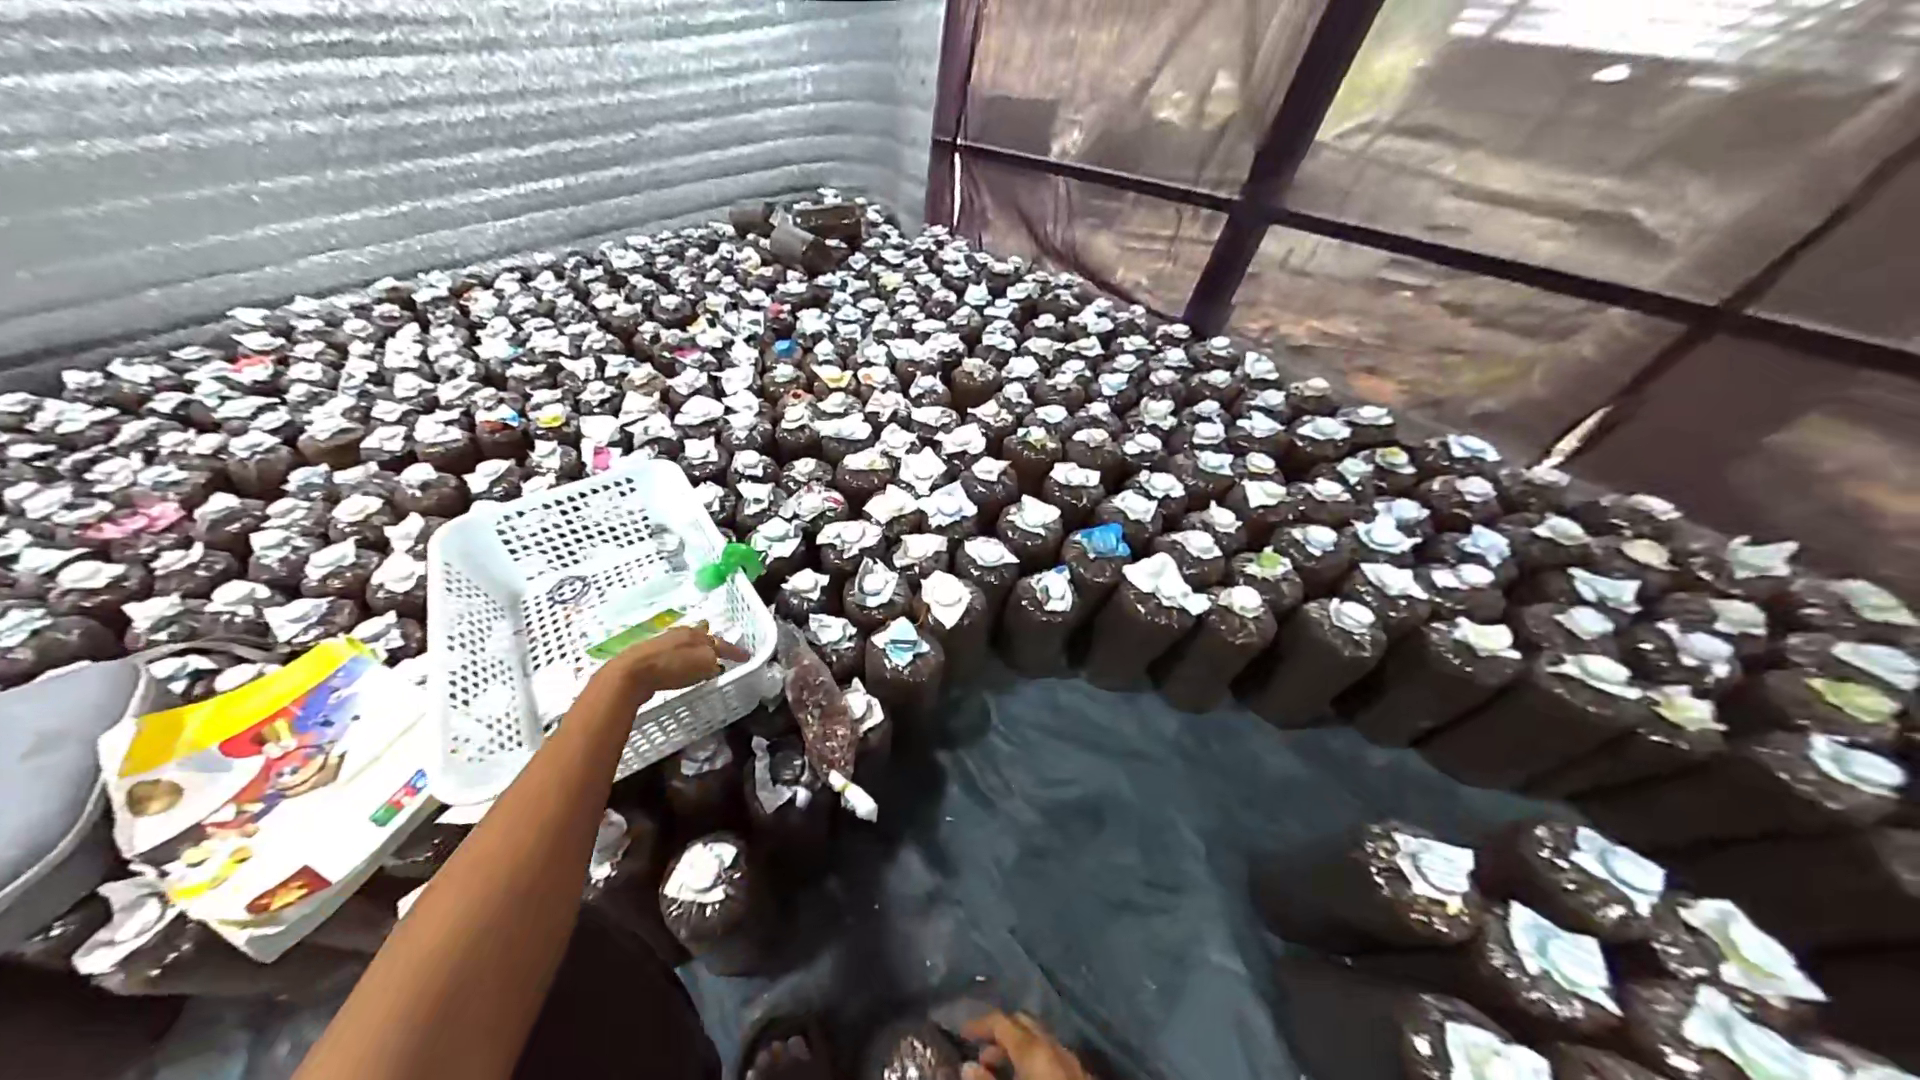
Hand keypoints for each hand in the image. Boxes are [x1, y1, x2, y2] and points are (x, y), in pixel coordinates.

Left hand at [594, 623, 749, 699]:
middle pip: (702, 635)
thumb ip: (713, 663)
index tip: (747, 657)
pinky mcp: (648, 656)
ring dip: (696, 647)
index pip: (722, 642)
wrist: (631, 673)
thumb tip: (716, 664)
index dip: (735, 651)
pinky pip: (673, 653)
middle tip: (721, 645)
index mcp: (697, 635)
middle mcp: (681, 635)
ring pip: (686, 642)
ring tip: (702, 653)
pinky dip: (681, 657)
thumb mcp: (702, 665)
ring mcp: (662, 643)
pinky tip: (678, 664)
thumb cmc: (672, 667)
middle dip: (712, 640)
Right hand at [962, 1011, 1090, 1079]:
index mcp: (1035, 1049)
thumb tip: (968, 1067)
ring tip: (999, 1073)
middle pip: (1023, 1024)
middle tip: (981, 1055)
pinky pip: (1052, 1060)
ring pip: (1039, 1042)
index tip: (962, 1035)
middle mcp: (1055, 1047)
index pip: (1002, 1021)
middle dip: (1000, 1034)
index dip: (980, 1024)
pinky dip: (1034, 1062)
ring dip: (1017, 1050)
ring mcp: (1072, 1064)